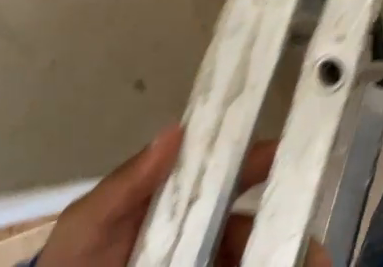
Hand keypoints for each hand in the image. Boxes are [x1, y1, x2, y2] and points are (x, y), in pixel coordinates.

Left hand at [37, 126, 330, 266]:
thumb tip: (176, 130)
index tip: (288, 157)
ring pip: (259, 254)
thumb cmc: (73, 262)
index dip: (263, 161)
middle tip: (309, 241)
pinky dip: (272, 258)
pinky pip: (245, 266)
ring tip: (309, 259)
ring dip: (287, 252)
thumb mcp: (90, 222)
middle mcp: (201, 236)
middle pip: (258, 224)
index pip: (231, 176)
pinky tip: (288, 259)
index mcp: (180, 204)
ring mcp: (208, 260)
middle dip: (288, 224)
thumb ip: (128, 182)